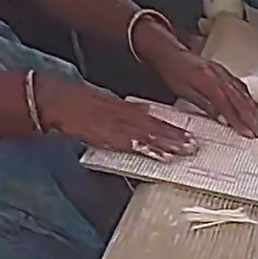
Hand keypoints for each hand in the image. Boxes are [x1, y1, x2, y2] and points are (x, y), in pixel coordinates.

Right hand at [33, 74, 194, 156]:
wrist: (61, 101)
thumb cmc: (83, 105)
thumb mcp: (112, 105)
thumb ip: (131, 111)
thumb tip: (149, 113)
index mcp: (129, 110)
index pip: (156, 121)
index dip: (175, 129)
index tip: (191, 136)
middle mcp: (129, 117)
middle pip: (159, 129)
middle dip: (179, 138)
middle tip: (196, 145)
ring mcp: (122, 127)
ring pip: (152, 136)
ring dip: (172, 144)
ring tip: (188, 151)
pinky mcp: (113, 136)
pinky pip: (137, 145)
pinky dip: (152, 150)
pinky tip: (165, 156)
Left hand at [142, 41, 257, 136]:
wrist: (168, 50)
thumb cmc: (172, 72)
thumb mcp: (184, 91)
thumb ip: (205, 105)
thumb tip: (223, 121)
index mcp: (207, 81)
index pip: (227, 105)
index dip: (238, 121)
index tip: (248, 134)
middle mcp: (218, 75)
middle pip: (239, 100)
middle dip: (252, 119)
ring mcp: (222, 72)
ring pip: (242, 93)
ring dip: (254, 110)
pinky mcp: (223, 71)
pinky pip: (240, 86)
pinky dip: (249, 99)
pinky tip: (254, 108)